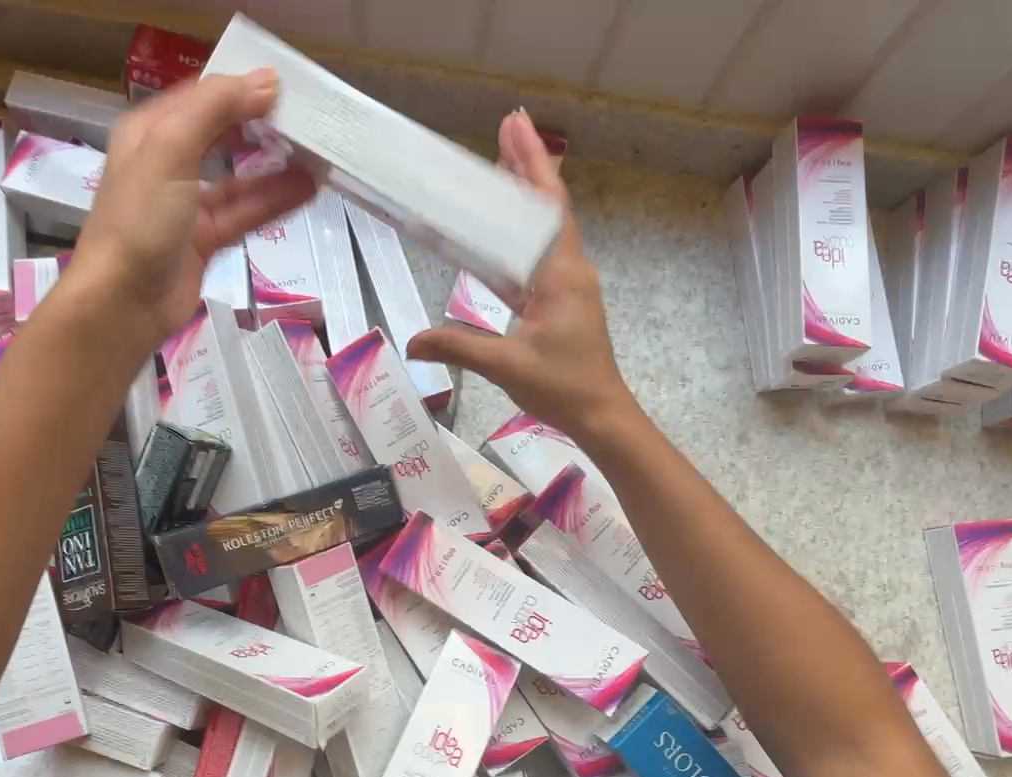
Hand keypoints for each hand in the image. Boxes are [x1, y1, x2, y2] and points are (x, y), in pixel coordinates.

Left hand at [58, 71, 315, 355]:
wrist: (124, 301)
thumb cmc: (140, 220)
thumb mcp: (170, 149)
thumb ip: (215, 109)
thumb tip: (267, 82)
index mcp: (151, 132)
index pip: (201, 98)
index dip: (241, 89)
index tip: (287, 89)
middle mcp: (169, 163)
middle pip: (222, 135)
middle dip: (262, 127)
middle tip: (308, 121)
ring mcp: (189, 205)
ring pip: (239, 178)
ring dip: (276, 167)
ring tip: (318, 156)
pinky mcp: (206, 240)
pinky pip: (245, 212)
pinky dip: (274, 201)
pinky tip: (306, 190)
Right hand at [406, 110, 637, 440]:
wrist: (600, 415)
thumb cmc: (562, 387)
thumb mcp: (506, 367)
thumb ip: (459, 348)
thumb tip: (411, 344)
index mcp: (562, 275)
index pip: (547, 207)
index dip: (531, 165)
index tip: (514, 126)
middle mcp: (570, 271)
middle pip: (548, 207)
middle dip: (528, 166)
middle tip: (505, 127)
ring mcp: (568, 286)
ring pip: (544, 230)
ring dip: (524, 197)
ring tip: (500, 164)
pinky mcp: (561, 302)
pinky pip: (538, 256)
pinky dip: (518, 234)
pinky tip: (498, 229)